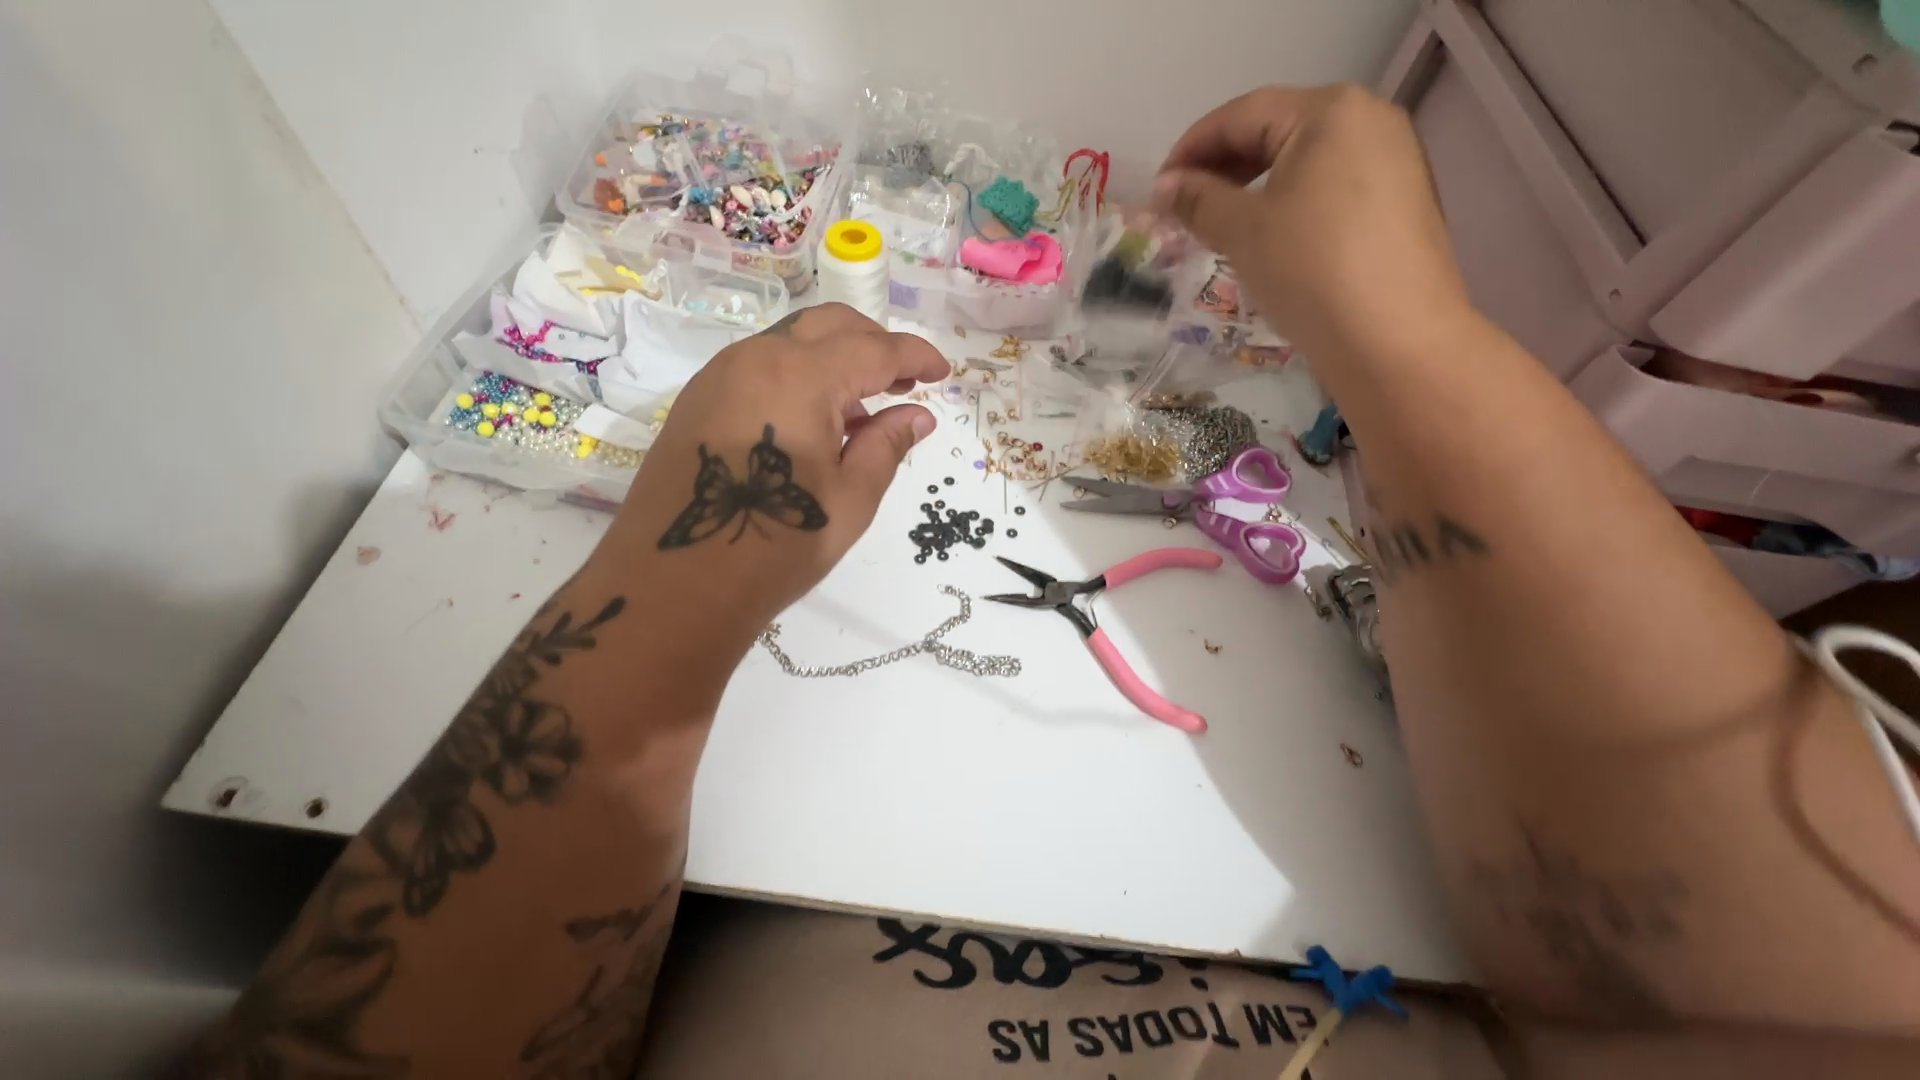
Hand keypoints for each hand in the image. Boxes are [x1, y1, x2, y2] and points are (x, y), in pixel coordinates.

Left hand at [596, 304, 948, 653]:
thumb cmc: (775, 545)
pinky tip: (809, 423)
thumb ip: (886, 446)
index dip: (915, 356)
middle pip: (829, 326)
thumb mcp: (849, 500)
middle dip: (874, 343)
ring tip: (860, 411)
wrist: (673, 583)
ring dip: (833, 360)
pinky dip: (797, 376)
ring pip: (790, 343)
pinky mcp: (696, 401)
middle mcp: (757, 358)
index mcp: (801, 375)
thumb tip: (918, 416)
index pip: (874, 349)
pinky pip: (760, 367)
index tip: (943, 372)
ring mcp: (719, 376)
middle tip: (905, 381)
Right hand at [1151, 85, 1474, 364]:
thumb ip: (1197, 200)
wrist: (1393, 339)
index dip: (1190, 149)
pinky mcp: (1403, 201)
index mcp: (1330, 111)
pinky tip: (1269, 238)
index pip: (1241, 114)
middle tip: (1183, 208)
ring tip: (1219, 225)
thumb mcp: (1242, 231)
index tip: (1158, 190)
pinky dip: (1290, 203)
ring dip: (1253, 187)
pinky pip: (1331, 187)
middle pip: (1277, 131)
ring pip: (1304, 162)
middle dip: (1222, 167)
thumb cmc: (1310, 270)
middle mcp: (1369, 120)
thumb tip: (1164, 187)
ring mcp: (1394, 160)